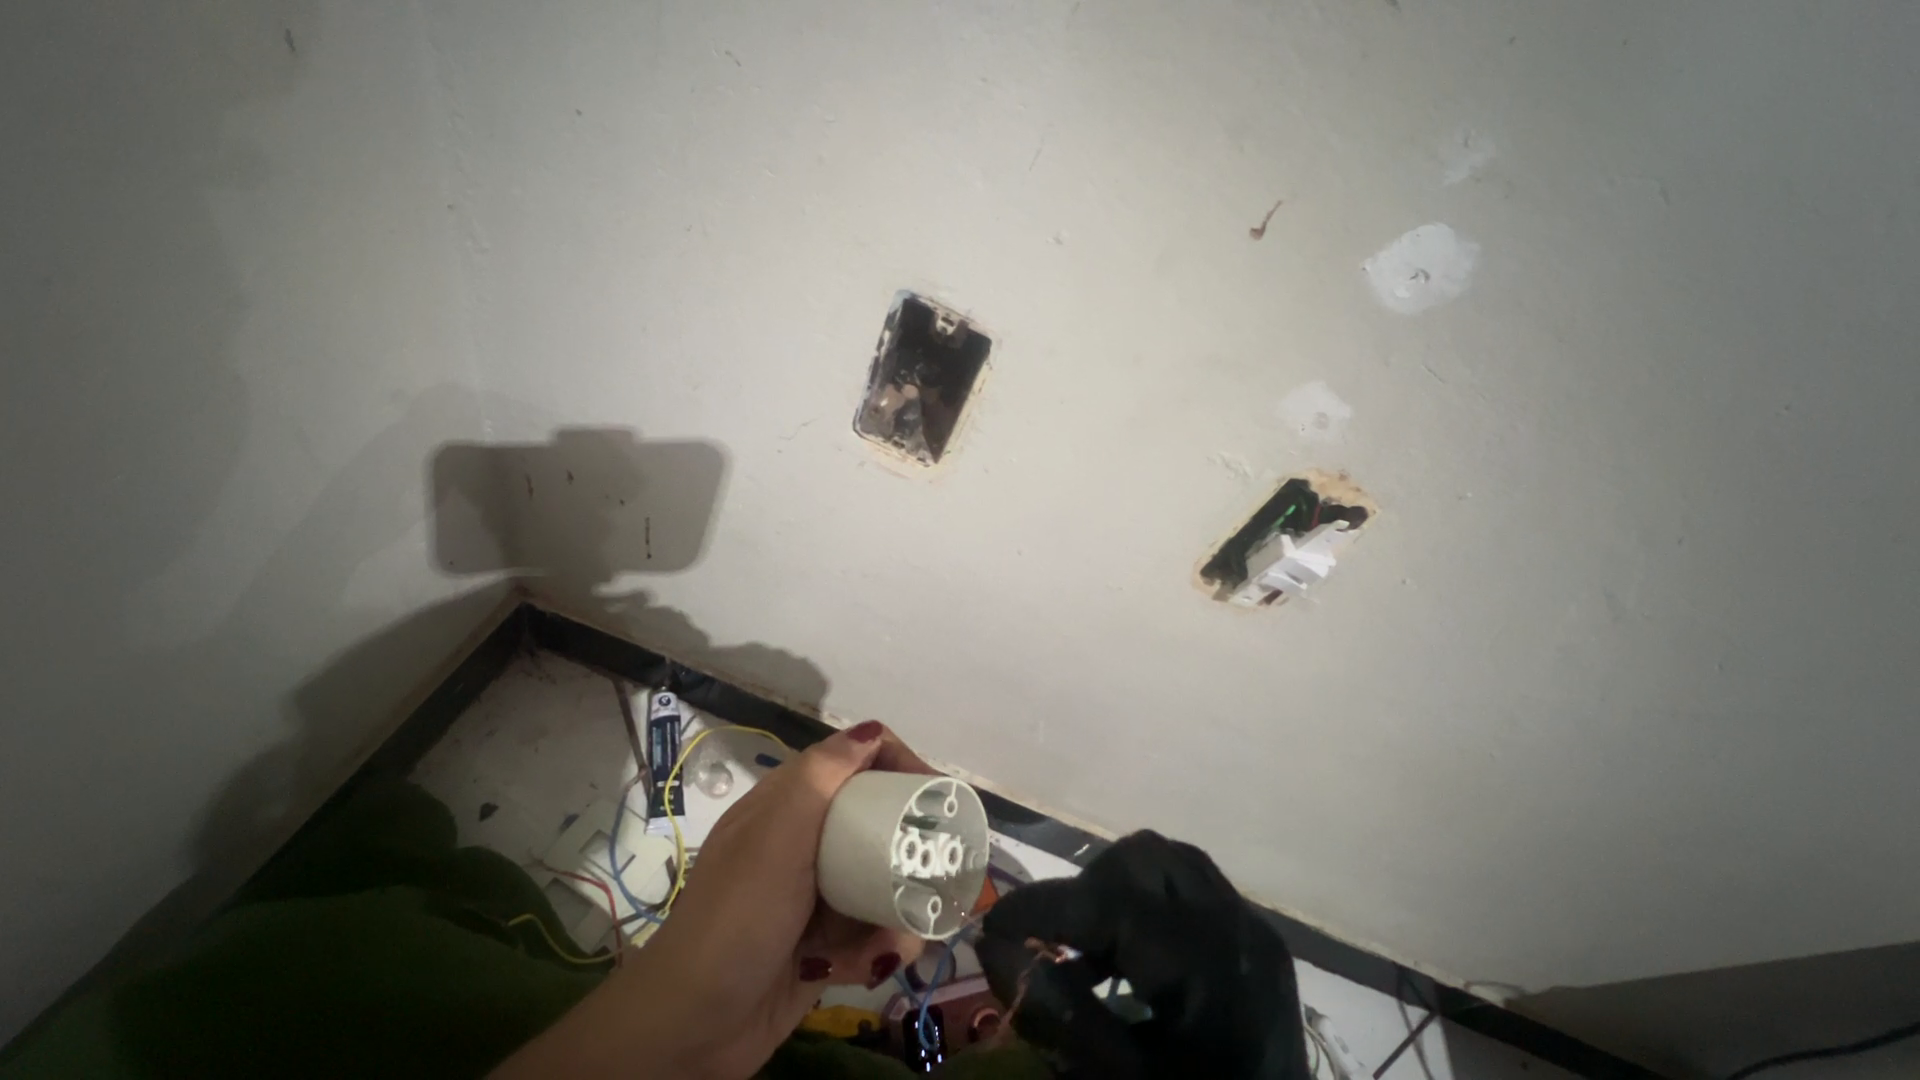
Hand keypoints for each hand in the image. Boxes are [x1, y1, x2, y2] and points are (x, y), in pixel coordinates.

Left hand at [492, 720, 937, 1079]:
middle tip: (942, 868)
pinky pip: (871, 931)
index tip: (935, 794)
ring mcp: (815, 893)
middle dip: (911, 847)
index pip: (853, 760)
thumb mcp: (776, 838)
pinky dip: (875, 949)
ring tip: (894, 942)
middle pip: (876, 820)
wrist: (693, 1026)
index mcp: (787, 804)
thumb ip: (821, 778)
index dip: (897, 764)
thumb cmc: (738, 918)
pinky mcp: (825, 942)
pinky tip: (865, 968)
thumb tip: (870, 730)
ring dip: (897, 911)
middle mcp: (804, 841)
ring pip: (882, 880)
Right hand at [976, 831, 1310, 1079]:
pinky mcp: (1258, 937)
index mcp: (1209, 974)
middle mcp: (1239, 931)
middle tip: (1054, 942)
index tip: (993, 929)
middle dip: (1084, 889)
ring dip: (1116, 888)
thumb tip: (990, 944)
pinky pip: (1192, 883)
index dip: (1042, 908)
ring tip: (1092, 946)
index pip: (1110, 905)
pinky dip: (1148, 899)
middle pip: (1143, 859)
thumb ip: (1051, 1013)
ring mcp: (1254, 929)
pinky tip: (1131, 955)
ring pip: (1167, 859)